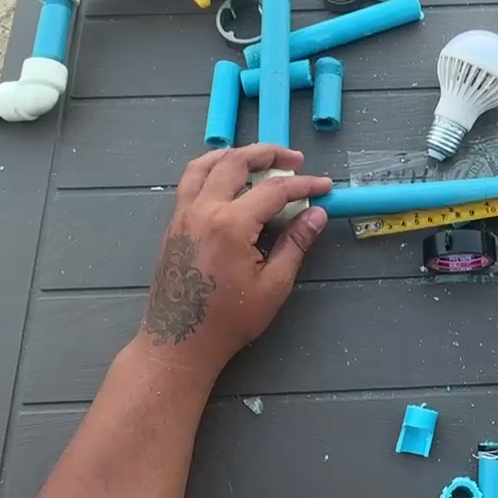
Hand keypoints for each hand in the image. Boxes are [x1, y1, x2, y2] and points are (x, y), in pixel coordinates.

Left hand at [137, 145, 331, 376]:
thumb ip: (295, 244)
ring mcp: (182, 215)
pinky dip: (210, 169)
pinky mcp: (173, 224)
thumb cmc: (229, 320)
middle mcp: (203, 210)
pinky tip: (225, 178)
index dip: (304, 185)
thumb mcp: (273, 285)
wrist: (179, 343)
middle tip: (294, 159)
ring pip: (204, 165)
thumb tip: (317, 215)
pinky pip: (189, 182)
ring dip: (234, 154)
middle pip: (235, 162)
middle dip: (268, 154)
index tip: (324, 187)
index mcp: (230, 224)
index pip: (274, 190)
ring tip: (257, 157)